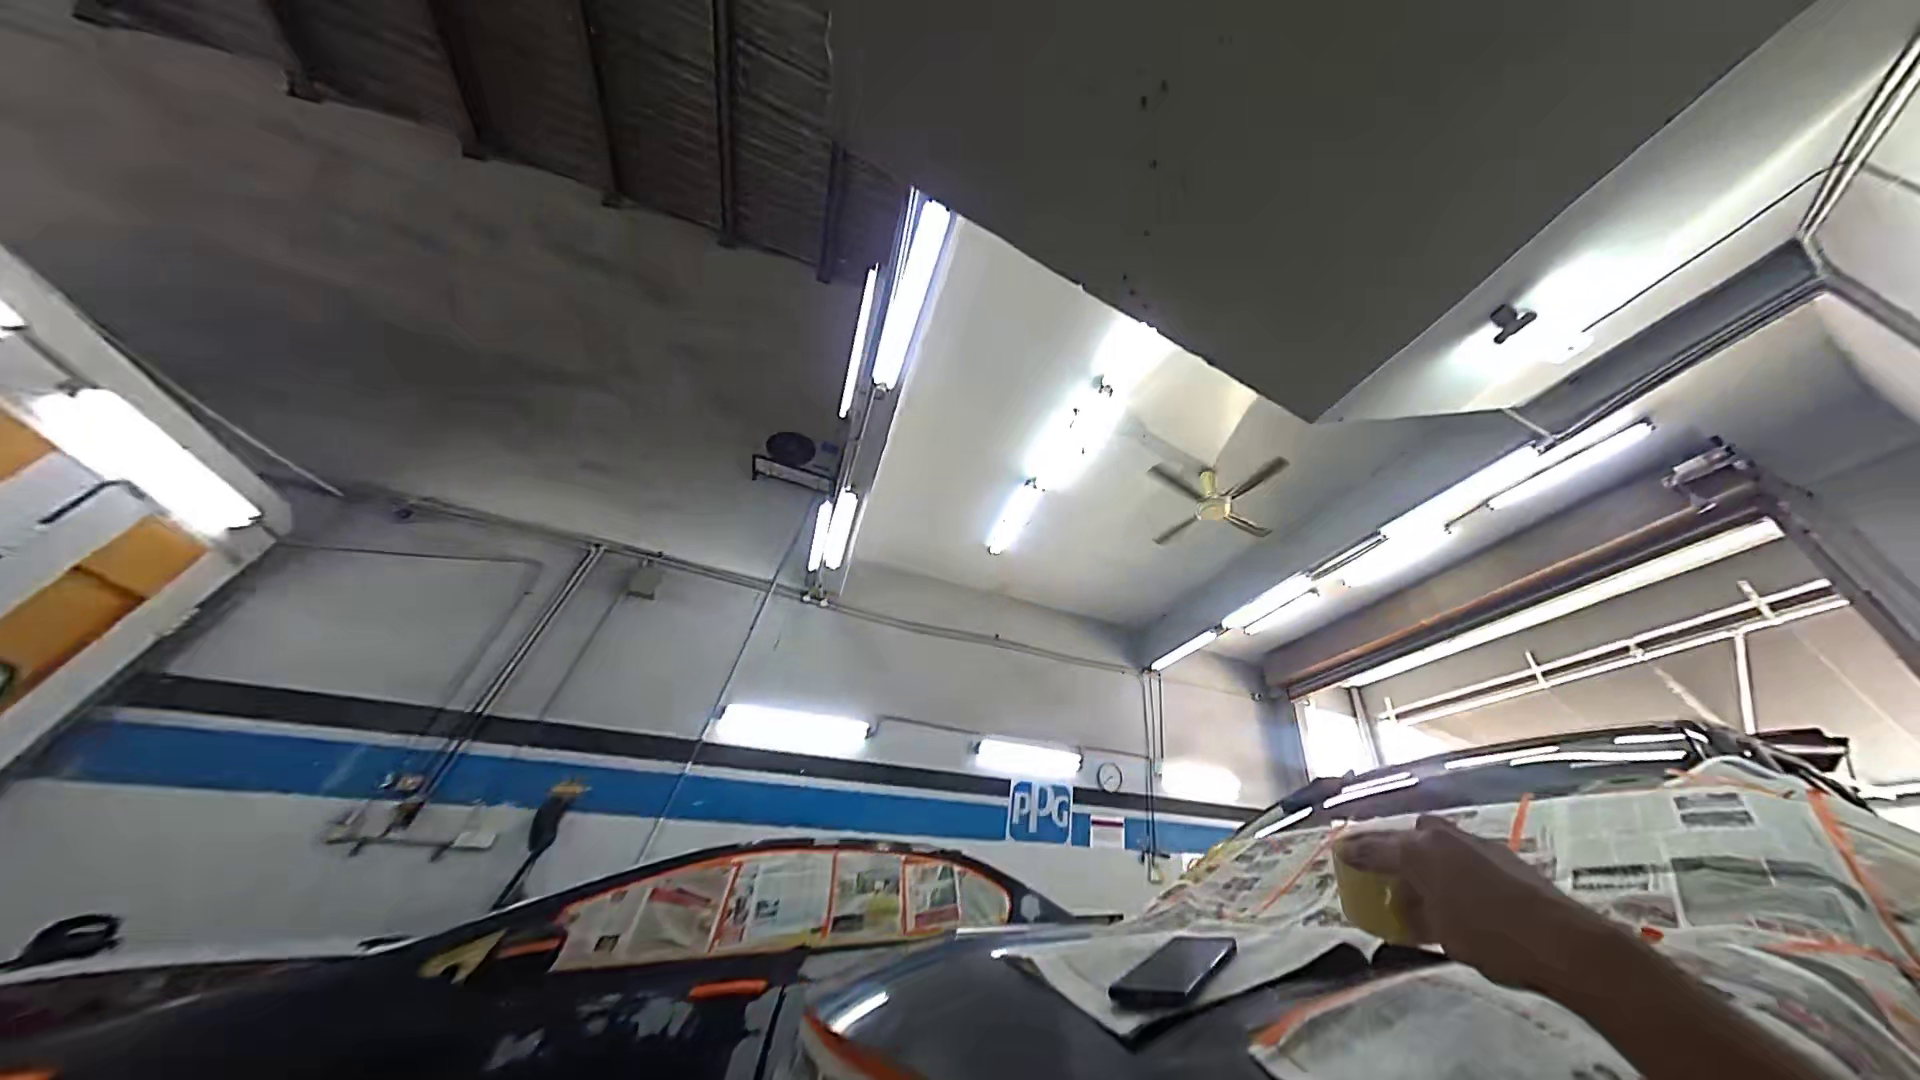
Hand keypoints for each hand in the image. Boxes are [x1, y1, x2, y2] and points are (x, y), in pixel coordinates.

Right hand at [1336, 815, 1622, 994]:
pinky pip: (1463, 851)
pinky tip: (1463, 887)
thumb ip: (1416, 912)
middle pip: (1404, 835)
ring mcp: (1475, 842)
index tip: (1340, 852)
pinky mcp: (1504, 854)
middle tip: (1384, 865)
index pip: (1372, 846)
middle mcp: (1440, 836)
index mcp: (1416, 851)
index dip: (1353, 851)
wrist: (1568, 944)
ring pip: (1436, 838)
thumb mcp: (1440, 934)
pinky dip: (1453, 863)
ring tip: (1425, 878)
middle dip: (1391, 847)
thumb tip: (1405, 906)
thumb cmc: (1492, 939)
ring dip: (1425, 853)